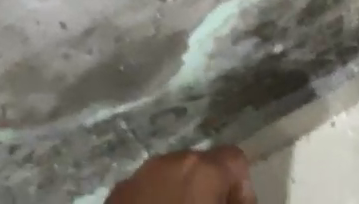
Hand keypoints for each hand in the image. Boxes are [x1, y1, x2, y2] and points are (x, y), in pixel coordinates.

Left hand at [105, 146, 254, 203]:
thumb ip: (237, 202)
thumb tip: (240, 200)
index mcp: (203, 168)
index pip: (236, 159)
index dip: (241, 187)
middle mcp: (172, 160)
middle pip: (202, 165)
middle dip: (209, 189)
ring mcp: (140, 174)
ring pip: (171, 175)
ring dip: (180, 193)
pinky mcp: (116, 191)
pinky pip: (145, 188)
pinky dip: (154, 201)